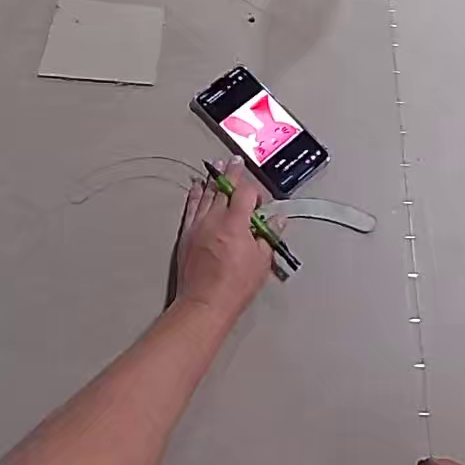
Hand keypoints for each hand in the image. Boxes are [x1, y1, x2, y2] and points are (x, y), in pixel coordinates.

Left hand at [171, 158, 275, 321]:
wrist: (205, 303)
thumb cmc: (234, 287)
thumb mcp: (261, 262)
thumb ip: (268, 236)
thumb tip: (277, 222)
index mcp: (235, 224)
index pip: (245, 193)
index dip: (254, 190)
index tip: (258, 198)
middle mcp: (214, 220)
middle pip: (224, 188)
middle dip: (231, 173)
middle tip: (234, 161)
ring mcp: (198, 226)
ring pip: (206, 194)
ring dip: (214, 180)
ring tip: (217, 167)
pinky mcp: (187, 235)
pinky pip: (191, 207)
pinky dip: (195, 195)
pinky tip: (197, 188)